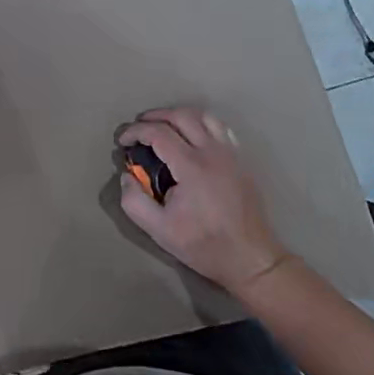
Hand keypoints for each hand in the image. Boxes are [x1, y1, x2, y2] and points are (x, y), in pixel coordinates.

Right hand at [118, 107, 290, 296]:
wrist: (250, 259)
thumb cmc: (204, 245)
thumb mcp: (158, 229)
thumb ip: (134, 200)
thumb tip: (127, 176)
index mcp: (192, 167)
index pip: (159, 133)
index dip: (135, 131)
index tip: (122, 141)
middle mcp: (213, 153)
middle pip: (182, 116)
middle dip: (155, 116)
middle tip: (139, 127)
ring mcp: (231, 154)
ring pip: (204, 116)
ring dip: (179, 115)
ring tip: (164, 127)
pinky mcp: (241, 161)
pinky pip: (220, 128)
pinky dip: (201, 124)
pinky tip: (191, 137)